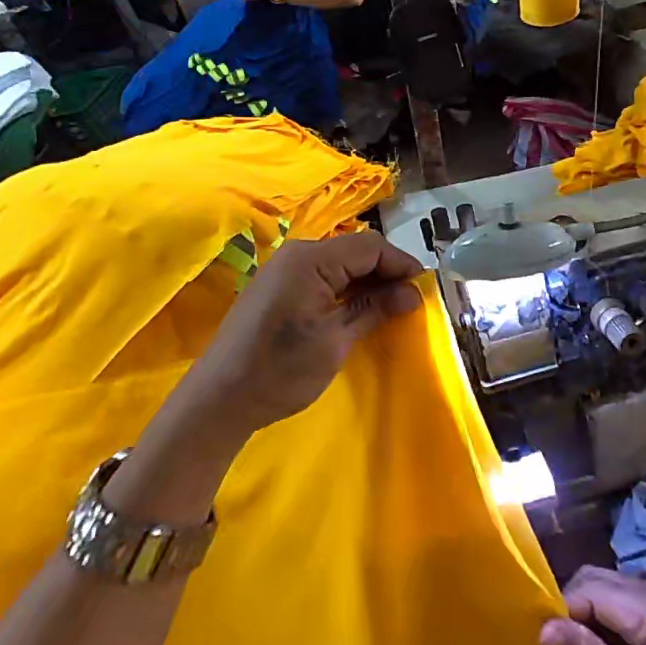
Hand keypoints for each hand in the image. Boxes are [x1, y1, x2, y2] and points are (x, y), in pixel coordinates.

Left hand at [177, 232, 423, 434]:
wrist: (220, 398)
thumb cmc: (280, 369)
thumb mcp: (335, 341)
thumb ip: (374, 310)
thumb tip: (412, 293)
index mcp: (310, 258)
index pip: (370, 246)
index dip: (401, 264)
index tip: (425, 290)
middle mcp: (297, 253)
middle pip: (355, 250)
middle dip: (386, 273)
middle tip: (410, 303)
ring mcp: (284, 269)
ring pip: (340, 263)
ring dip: (367, 282)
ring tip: (390, 309)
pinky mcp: (278, 286)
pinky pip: (322, 276)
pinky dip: (345, 289)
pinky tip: (358, 311)